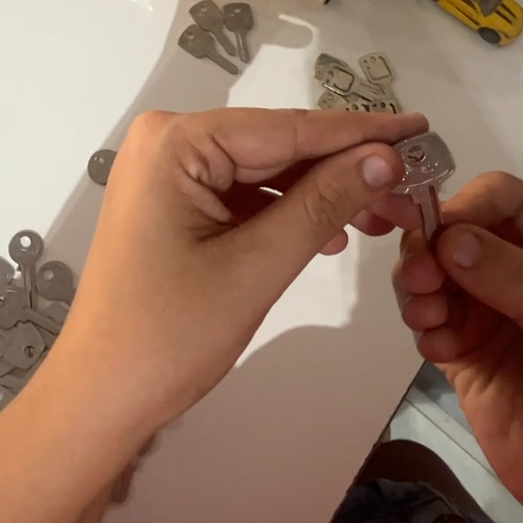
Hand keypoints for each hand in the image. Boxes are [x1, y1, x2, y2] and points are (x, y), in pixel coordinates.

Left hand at [0, 107, 426, 522]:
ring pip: (263, 170)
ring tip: (384, 215)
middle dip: (344, 168)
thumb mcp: (256, 266)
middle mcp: (167, 140)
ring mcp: (168, 171)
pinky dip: (285, 211)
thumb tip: (384, 158)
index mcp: (175, 141)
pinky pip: (241, 193)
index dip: (358, 131)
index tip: (418, 126)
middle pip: (275, 146)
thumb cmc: (170, 334)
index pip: (284, 128)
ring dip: (320, 193)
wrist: (103, 395)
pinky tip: (328, 232)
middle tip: (413, 187)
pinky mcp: (174, 200)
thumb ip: (322, 203)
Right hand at [391, 172, 522, 522]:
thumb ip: (518, 281)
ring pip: (427, 264)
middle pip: (452, 226)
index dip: (467, 205)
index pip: (501, 197)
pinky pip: (420, 310)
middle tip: (420, 283)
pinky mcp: (457, 342)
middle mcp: (516, 265)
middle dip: (427, 248)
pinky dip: (419, 322)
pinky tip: (438, 351)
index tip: (441, 237)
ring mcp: (483, 304)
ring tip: (428, 322)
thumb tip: (449, 239)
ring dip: (416, 286)